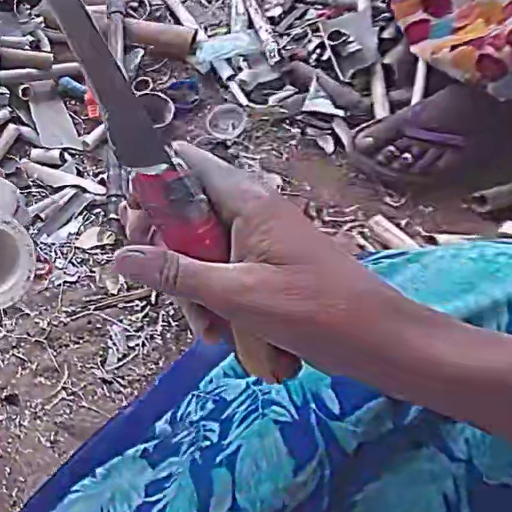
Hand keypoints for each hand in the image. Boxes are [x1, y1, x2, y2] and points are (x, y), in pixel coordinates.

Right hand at [113, 143, 435, 379]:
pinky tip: (224, 330)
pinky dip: (214, 299)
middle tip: (162, 283)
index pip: (180, 164)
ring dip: (191, 287)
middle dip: (166, 251)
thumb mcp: (238, 295)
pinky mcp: (264, 264)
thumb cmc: (323, 314)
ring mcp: (256, 237)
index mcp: (245, 198)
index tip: (138, 230)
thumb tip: (121, 258)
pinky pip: (220, 271)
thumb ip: (175, 274)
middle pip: (181, 212)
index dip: (149, 188)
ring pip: (198, 249)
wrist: (391, 347)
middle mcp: (248, 209)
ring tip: (207, 326)